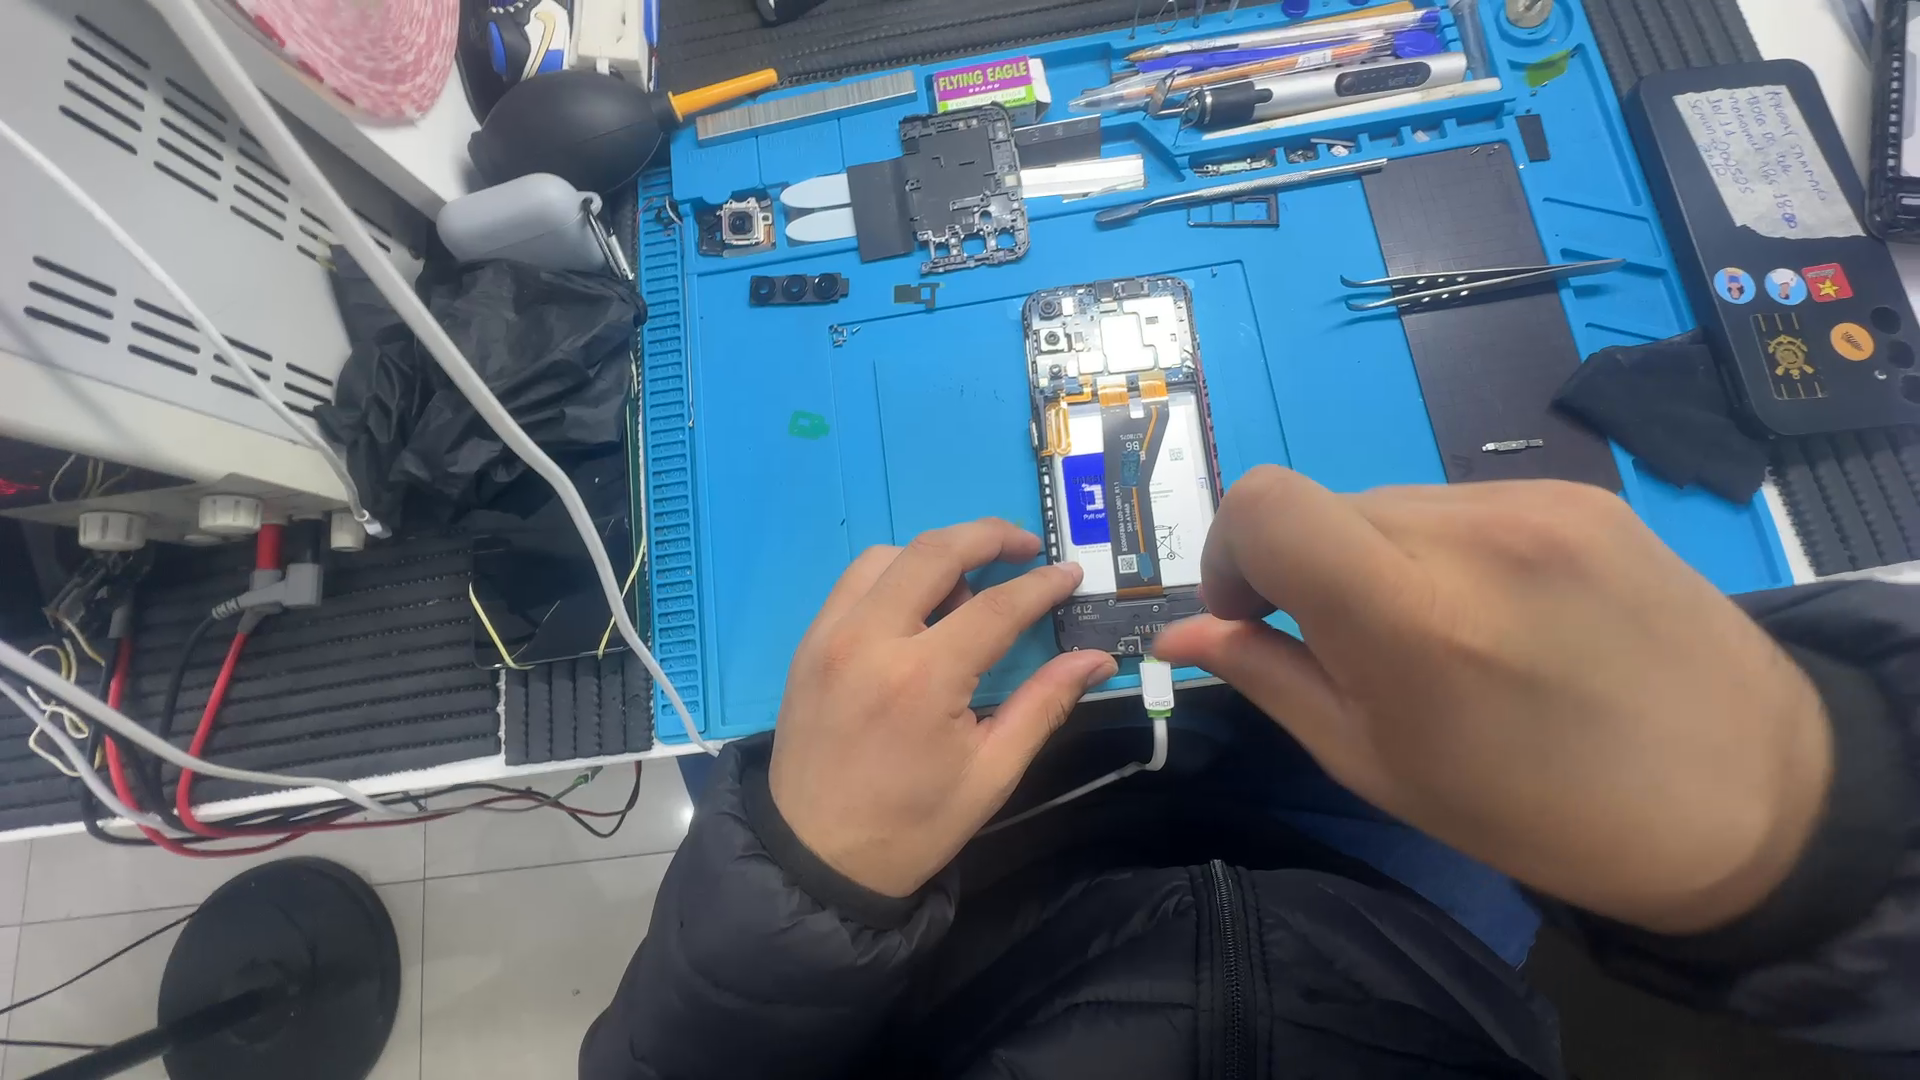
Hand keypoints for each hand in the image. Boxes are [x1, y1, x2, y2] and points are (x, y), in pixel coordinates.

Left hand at [769, 519, 1118, 897]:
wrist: (813, 858)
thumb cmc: (911, 824)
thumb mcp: (990, 774)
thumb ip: (1044, 704)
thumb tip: (1097, 658)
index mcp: (921, 679)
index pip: (995, 607)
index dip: (1041, 585)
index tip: (1069, 573)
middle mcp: (869, 639)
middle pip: (934, 552)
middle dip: (988, 535)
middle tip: (1026, 546)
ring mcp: (829, 636)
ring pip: (888, 556)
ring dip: (936, 555)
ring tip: (968, 590)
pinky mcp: (808, 643)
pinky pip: (855, 581)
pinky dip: (894, 574)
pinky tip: (918, 606)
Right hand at [1153, 468, 1831, 933]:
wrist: (1753, 799)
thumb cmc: (1528, 807)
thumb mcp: (1368, 760)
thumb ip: (1261, 675)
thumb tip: (1174, 635)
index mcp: (1409, 617)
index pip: (1263, 505)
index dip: (1229, 549)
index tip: (1251, 611)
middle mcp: (1468, 534)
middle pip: (1315, 508)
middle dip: (1297, 568)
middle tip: (1341, 642)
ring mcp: (1530, 502)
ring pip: (1377, 504)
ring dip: (1366, 558)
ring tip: (1429, 628)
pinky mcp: (1574, 492)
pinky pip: (1446, 502)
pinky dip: (1429, 548)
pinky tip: (1485, 607)